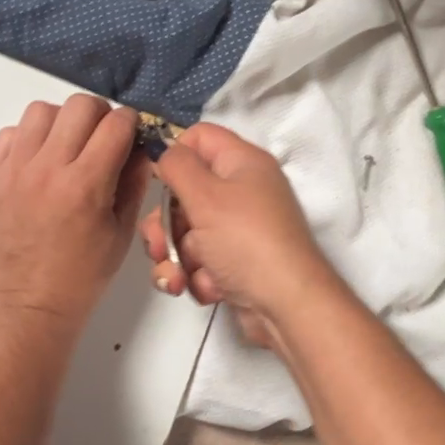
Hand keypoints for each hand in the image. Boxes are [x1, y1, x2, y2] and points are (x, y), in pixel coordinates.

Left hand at [0, 96, 150, 326]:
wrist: (28, 307)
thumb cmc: (82, 276)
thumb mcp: (121, 233)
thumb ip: (133, 183)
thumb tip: (141, 148)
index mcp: (85, 184)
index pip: (116, 124)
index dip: (131, 124)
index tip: (131, 137)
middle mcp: (48, 168)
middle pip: (79, 105)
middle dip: (100, 116)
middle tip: (103, 140)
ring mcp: (15, 169)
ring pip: (41, 110)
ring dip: (62, 121)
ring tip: (68, 147)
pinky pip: (10, 133)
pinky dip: (29, 138)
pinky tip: (39, 161)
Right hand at [142, 123, 344, 346]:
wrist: (286, 307)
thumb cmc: (245, 241)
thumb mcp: (205, 195)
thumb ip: (177, 166)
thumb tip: (165, 150)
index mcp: (242, 162)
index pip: (199, 138)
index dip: (174, 155)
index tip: (158, 181)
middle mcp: (243, 191)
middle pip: (185, 192)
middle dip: (166, 223)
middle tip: (161, 244)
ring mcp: (239, 229)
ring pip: (187, 232)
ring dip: (177, 256)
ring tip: (180, 278)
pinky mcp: (236, 262)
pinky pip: (201, 261)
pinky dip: (198, 275)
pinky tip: (209, 289)